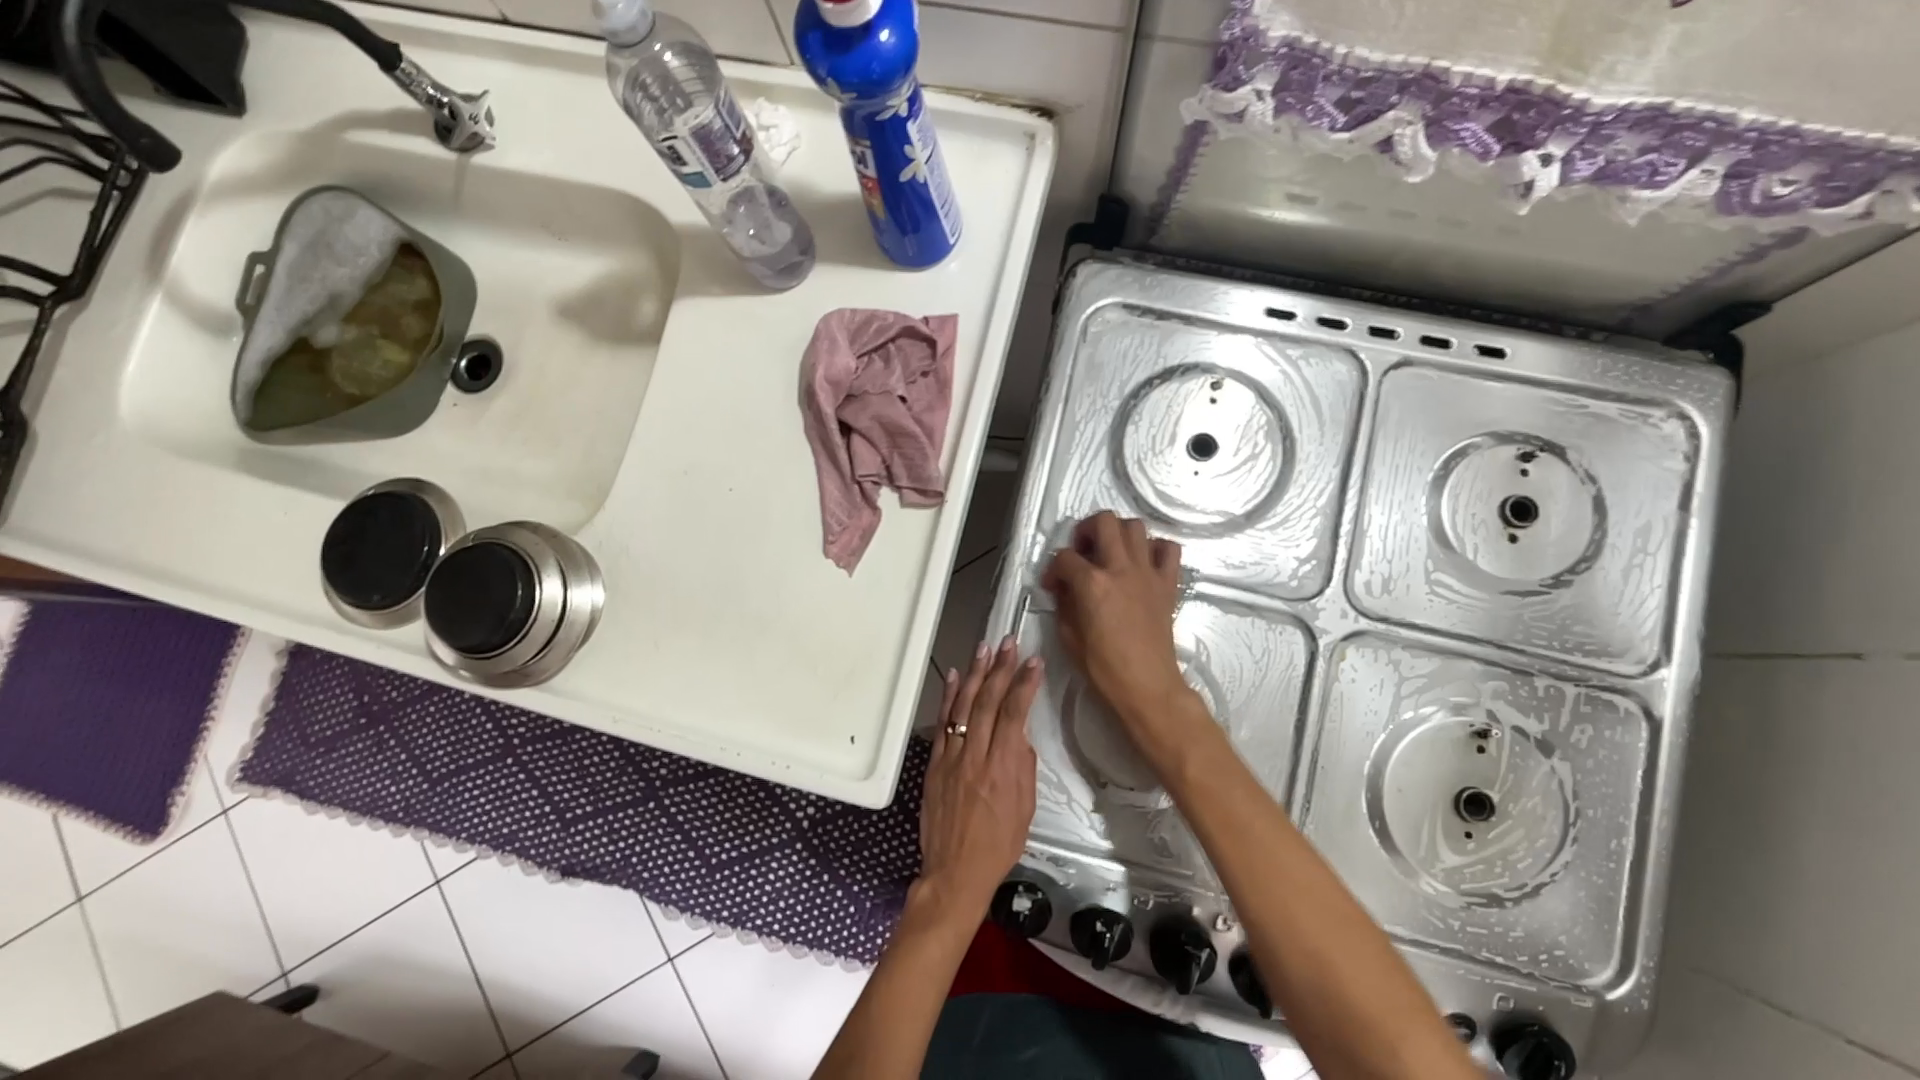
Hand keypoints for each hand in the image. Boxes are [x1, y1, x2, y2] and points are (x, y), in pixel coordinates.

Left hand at [917, 639, 1040, 918]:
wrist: (956, 872)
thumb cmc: (997, 846)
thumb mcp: (1025, 809)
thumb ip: (1023, 769)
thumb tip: (1020, 738)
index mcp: (1003, 769)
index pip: (1015, 714)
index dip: (1025, 685)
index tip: (1034, 663)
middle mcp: (976, 757)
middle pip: (988, 703)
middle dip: (1000, 669)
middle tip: (1009, 644)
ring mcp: (952, 758)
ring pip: (963, 707)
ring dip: (975, 675)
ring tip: (984, 650)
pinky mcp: (935, 764)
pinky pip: (943, 724)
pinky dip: (948, 698)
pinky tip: (956, 678)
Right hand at [1041, 512, 1193, 740]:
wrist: (1147, 686)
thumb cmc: (1104, 668)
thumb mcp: (1069, 636)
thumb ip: (1064, 604)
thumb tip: (1063, 587)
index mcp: (1092, 584)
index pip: (1065, 557)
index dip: (1053, 569)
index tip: (1053, 585)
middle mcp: (1120, 568)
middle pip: (1104, 521)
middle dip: (1086, 530)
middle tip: (1082, 551)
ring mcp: (1148, 573)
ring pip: (1136, 526)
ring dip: (1118, 533)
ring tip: (1110, 553)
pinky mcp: (1168, 583)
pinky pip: (1169, 549)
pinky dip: (1155, 548)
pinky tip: (1143, 562)